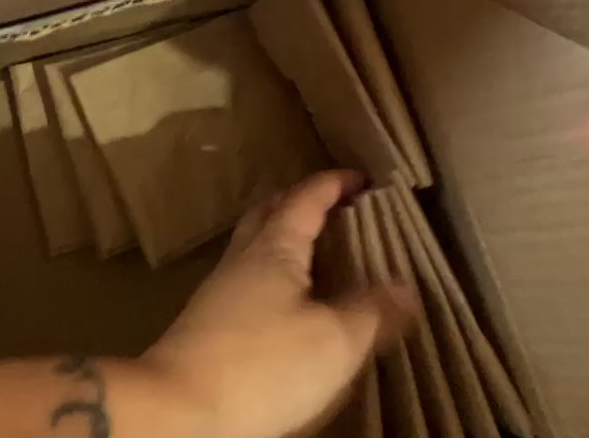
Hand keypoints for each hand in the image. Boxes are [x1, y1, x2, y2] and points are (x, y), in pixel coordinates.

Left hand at [141, 171, 416, 437]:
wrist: (182, 408)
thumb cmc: (263, 364)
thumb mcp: (333, 341)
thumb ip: (371, 311)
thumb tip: (406, 287)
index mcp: (274, 246)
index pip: (306, 198)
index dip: (335, 184)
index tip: (363, 179)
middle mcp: (244, 255)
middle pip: (271, 210)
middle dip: (303, 200)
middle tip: (336, 206)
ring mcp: (222, 285)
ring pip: (256, 241)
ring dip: (285, 233)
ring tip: (318, 250)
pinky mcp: (211, 318)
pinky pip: (249, 273)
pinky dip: (274, 268)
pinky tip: (288, 297)